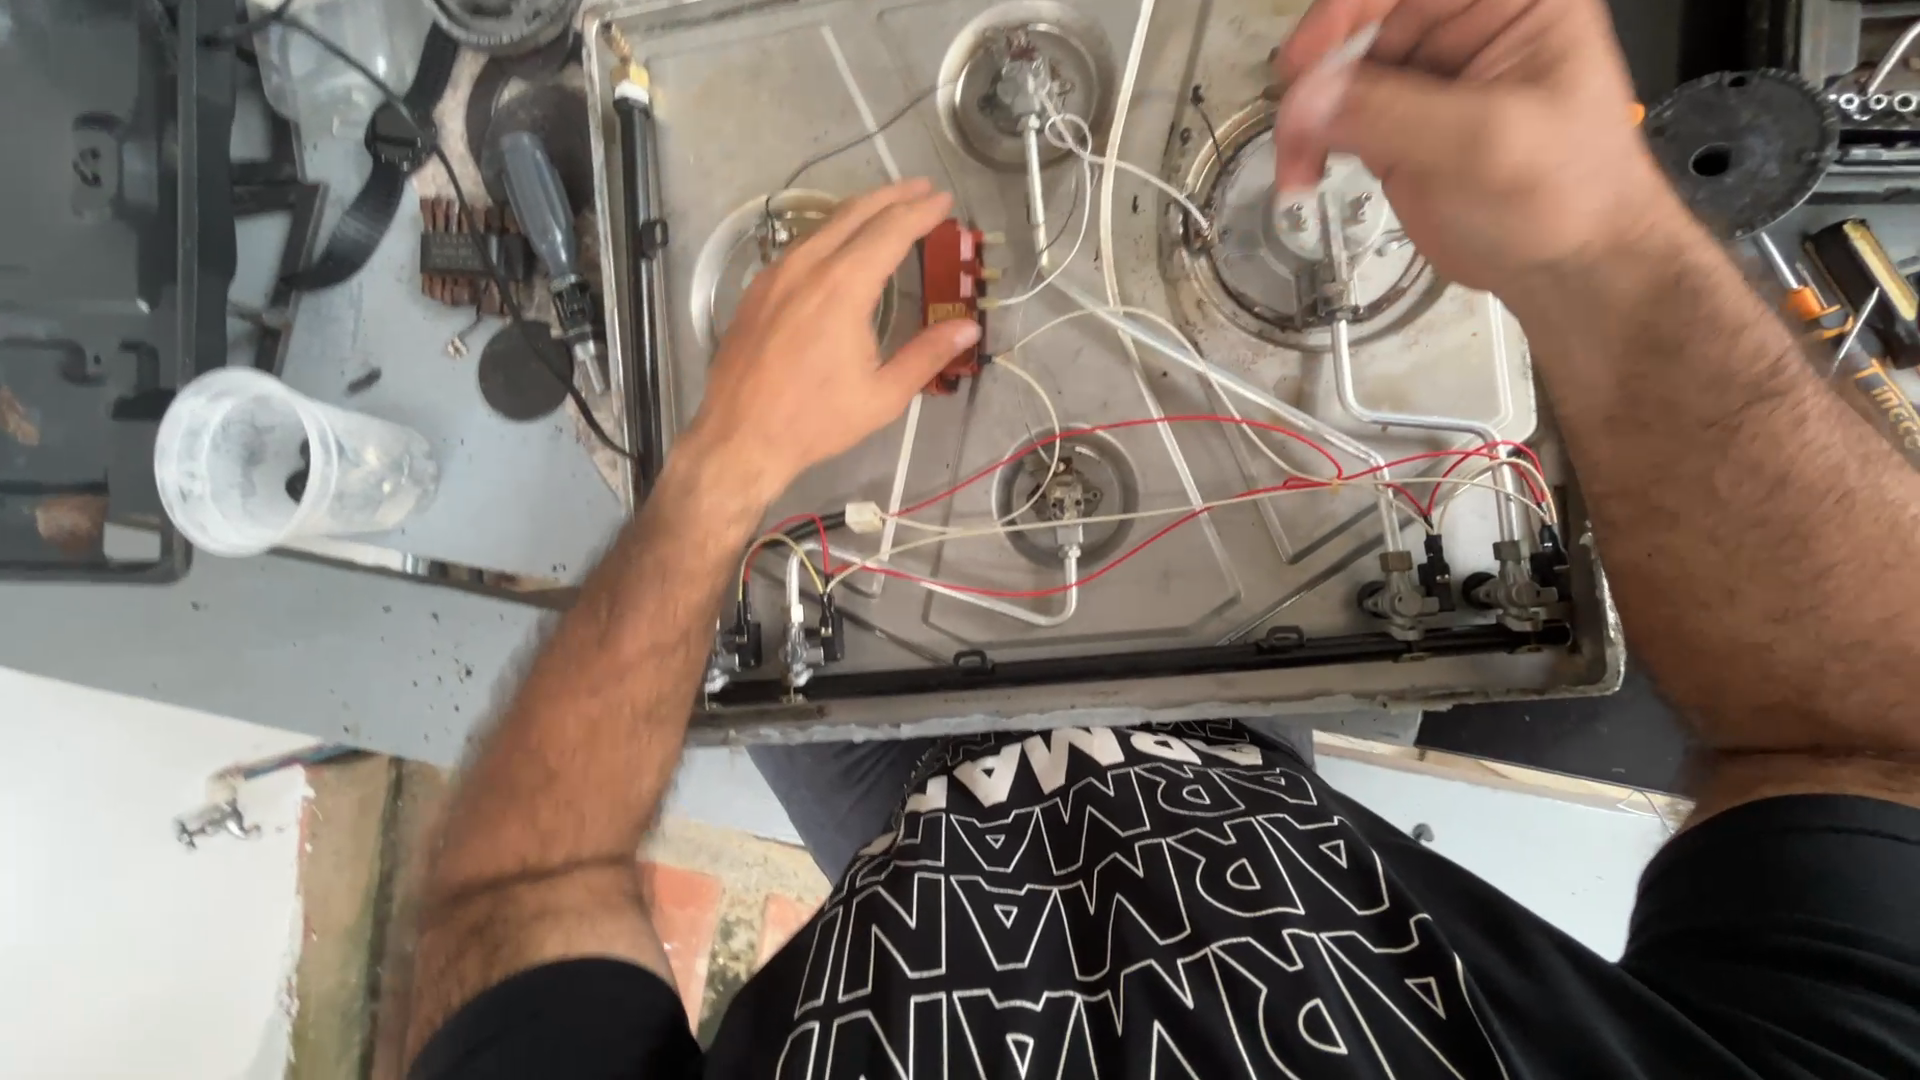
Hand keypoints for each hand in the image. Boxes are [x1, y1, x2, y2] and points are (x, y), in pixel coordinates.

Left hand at [680, 178, 979, 501]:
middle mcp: (806, 267)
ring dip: (860, 211)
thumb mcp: (882, 396)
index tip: (944, 200)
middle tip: (922, 188)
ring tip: (887, 209)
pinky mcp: (756, 290)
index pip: (890, 232)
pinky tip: (839, 246)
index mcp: (842, 288)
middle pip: (855, 214)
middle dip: (893, 197)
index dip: (921, 212)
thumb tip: (968, 329)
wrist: (741, 436)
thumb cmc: (816, 421)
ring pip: (823, 226)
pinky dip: (830, 234)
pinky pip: (800, 247)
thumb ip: (927, 355)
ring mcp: (775, 275)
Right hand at [1271, 0, 1680, 295]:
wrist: (1558, 262)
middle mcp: (1461, 25)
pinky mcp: (1392, 125)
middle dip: (1317, 76)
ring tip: (1297, 169)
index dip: (1347, 10)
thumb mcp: (1484, 143)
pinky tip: (1304, 174)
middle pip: (1360, 22)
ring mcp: (1422, 78)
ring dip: (1304, 119)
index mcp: (1508, 0)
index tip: (1302, 62)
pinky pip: (1333, 117)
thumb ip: (1394, 115)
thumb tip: (1308, 100)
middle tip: (1294, 130)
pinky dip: (1308, 144)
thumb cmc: (1558, 196)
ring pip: (1336, 74)